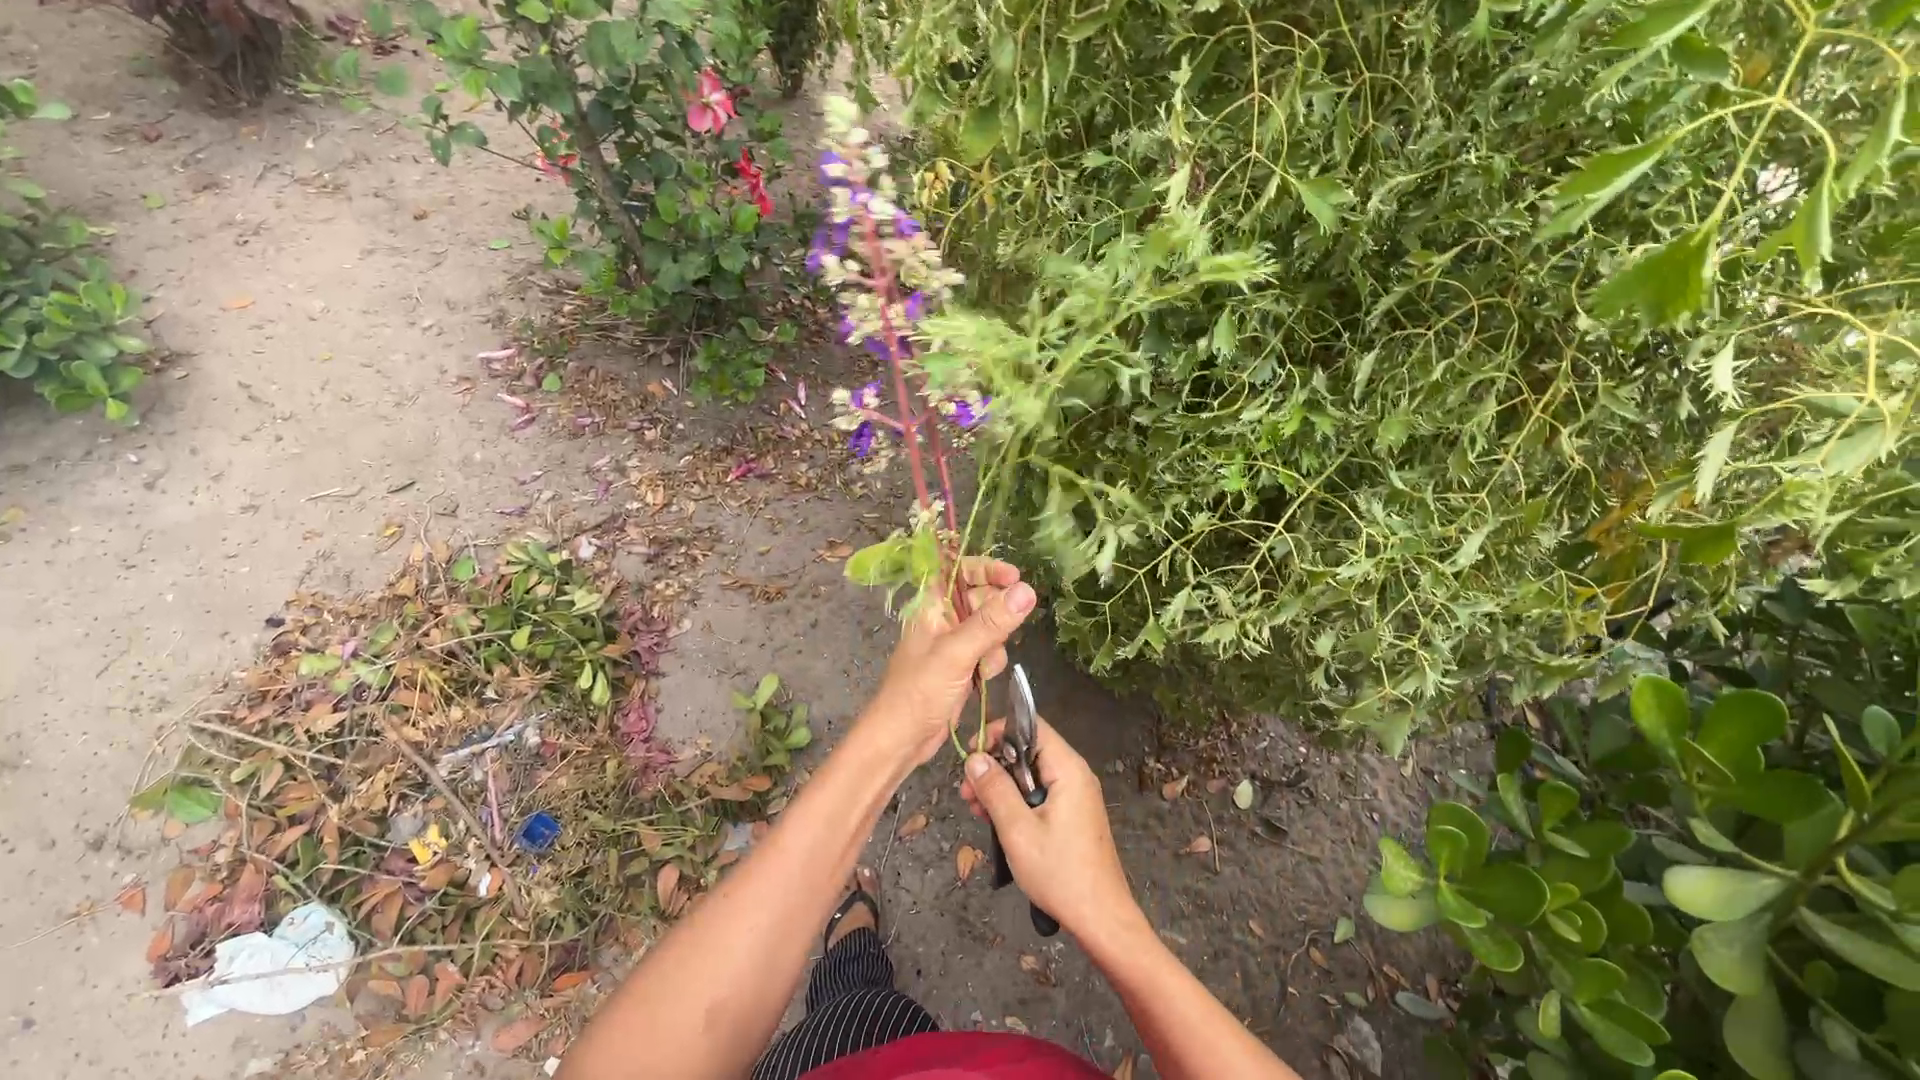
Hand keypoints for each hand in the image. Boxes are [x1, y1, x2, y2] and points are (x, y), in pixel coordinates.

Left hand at [859, 558, 1036, 764]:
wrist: (902, 739)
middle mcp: (941, 618)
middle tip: (1000, 632)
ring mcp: (952, 642)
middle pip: (980, 595)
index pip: (957, 568)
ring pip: (989, 626)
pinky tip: (983, 678)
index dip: (985, 568)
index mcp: (930, 604)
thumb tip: (1026, 590)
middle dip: (996, 613)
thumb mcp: (957, 653)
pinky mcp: (962, 665)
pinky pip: (988, 650)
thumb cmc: (919, 691)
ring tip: (984, 664)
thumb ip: (991, 622)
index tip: (1014, 576)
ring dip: (995, 642)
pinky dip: (991, 661)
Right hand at [960, 716, 1143, 944]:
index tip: (972, 755)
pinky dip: (1015, 802)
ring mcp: (1074, 796)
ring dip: (1001, 787)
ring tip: (974, 809)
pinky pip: (1038, 795)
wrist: (1100, 917)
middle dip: (994, 766)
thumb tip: (974, 757)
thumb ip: (995, 789)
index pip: (1032, 727)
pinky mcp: (1071, 815)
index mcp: (1068, 769)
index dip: (999, 733)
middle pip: (1028, 752)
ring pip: (1030, 776)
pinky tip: (994, 820)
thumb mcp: (1018, 830)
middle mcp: (1074, 775)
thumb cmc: (1059, 872)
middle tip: (967, 792)